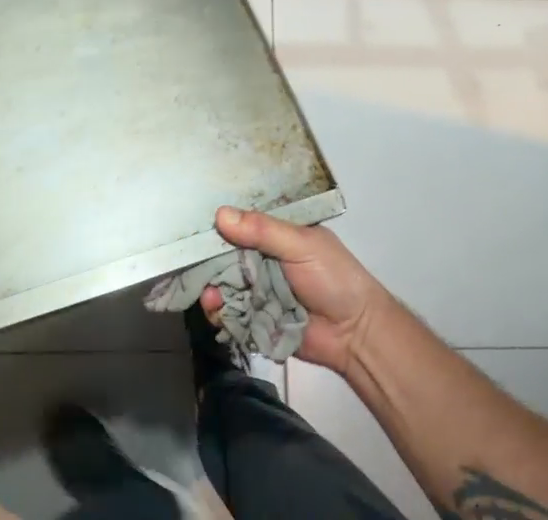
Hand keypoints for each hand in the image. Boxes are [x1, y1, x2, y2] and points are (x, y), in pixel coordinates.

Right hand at [202, 206, 390, 375]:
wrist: (355, 334)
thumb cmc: (334, 279)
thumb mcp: (302, 245)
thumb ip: (263, 230)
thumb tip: (220, 214)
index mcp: (276, 235)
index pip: (240, 224)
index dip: (218, 226)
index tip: (192, 227)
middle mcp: (263, 260)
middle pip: (225, 257)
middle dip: (209, 263)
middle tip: (193, 267)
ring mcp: (258, 290)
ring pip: (224, 285)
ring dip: (213, 290)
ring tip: (210, 296)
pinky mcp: (255, 319)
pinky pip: (230, 313)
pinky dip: (221, 313)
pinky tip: (217, 311)